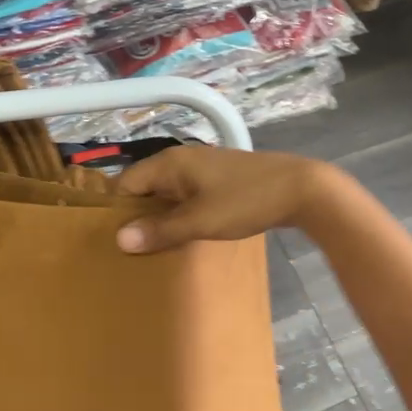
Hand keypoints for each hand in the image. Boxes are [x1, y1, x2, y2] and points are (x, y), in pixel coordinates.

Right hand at [113, 146, 336, 252]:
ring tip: (151, 249)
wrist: (301, 189)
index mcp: (170, 163)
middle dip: (136, 217)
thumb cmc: (246, 201)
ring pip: (166, 194)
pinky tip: (183, 237)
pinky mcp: (218, 180)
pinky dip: (180, 215)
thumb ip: (160, 230)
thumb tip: (119, 239)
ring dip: (160, 218)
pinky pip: (186, 197)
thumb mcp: (201, 221)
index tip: (109, 241)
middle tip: (128, 250)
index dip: (116, 211)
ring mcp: (201, 169)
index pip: (126, 184)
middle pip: (145, 188)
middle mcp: (180, 160)